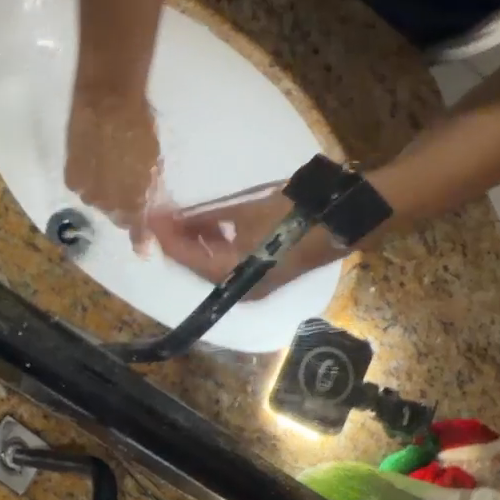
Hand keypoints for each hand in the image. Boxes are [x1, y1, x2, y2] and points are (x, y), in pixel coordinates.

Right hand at [66, 84, 161, 240]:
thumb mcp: (153, 159)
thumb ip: (150, 189)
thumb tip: (150, 208)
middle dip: (123, 208)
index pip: (135, 227)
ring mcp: (86, 191)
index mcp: (132, 199)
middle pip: (116, 214)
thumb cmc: (140, 124)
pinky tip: (95, 164)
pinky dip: (89, 182)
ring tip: (111, 170)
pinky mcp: (71, 178)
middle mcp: (107, 202)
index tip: (143, 249)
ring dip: (105, 193)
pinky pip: (82, 188)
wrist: (107, 100)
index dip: (140, 238)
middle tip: (130, 188)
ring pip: (98, 202)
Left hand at [145, 184, 340, 300]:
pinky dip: (215, 246)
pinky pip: (228, 263)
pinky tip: (208, 224)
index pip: (185, 259)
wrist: (348, 218)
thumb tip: (172, 216)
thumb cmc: (297, 213)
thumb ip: (206, 216)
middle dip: (177, 241)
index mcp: (231, 275)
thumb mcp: (246, 211)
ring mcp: (250, 285)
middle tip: (163, 216)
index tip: (151, 216)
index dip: (166, 236)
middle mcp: (238, 288)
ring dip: (195, 242)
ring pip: (210, 264)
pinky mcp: (261, 276)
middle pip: (194, 265)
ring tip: (183, 216)